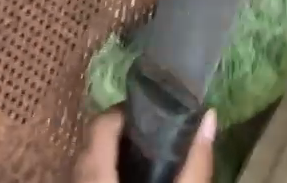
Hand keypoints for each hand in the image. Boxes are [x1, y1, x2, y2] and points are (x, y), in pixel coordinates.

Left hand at [72, 110, 215, 182]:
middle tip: (158, 138)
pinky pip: (89, 177)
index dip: (127, 111)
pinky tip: (134, 180)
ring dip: (115, 155)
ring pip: (91, 161)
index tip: (156, 112)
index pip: (101, 121)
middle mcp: (76, 174)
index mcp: (93, 168)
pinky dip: (108, 173)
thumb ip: (194, 162)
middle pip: (95, 140)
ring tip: (149, 161)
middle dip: (125, 133)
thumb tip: (210, 115)